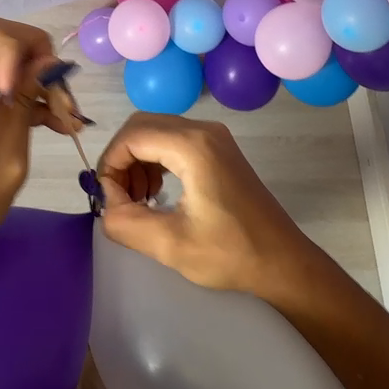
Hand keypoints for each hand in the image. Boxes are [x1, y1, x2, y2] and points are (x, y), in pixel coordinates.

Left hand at [0, 14, 62, 275]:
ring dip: (30, 83)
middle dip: (33, 63)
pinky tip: (47, 123)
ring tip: (66, 119)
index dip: (16, 46)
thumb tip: (45, 66)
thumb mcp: (6, 159)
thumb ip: (25, 103)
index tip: (28, 87)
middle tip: (63, 101)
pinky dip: (14, 98)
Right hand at [97, 114, 319, 298]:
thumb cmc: (230, 253)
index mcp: (192, 145)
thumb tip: (106, 205)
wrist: (283, 261)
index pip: (131, 136)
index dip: (110, 165)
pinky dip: (156, 160)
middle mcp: (202, 129)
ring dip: (137, 160)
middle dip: (122, 160)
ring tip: (137, 200)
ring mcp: (214, 136)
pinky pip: (173, 140)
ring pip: (156, 131)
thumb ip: (126, 222)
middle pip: (142, 127)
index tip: (109, 200)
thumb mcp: (171, 245)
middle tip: (119, 198)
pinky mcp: (219, 148)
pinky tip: (157, 193)